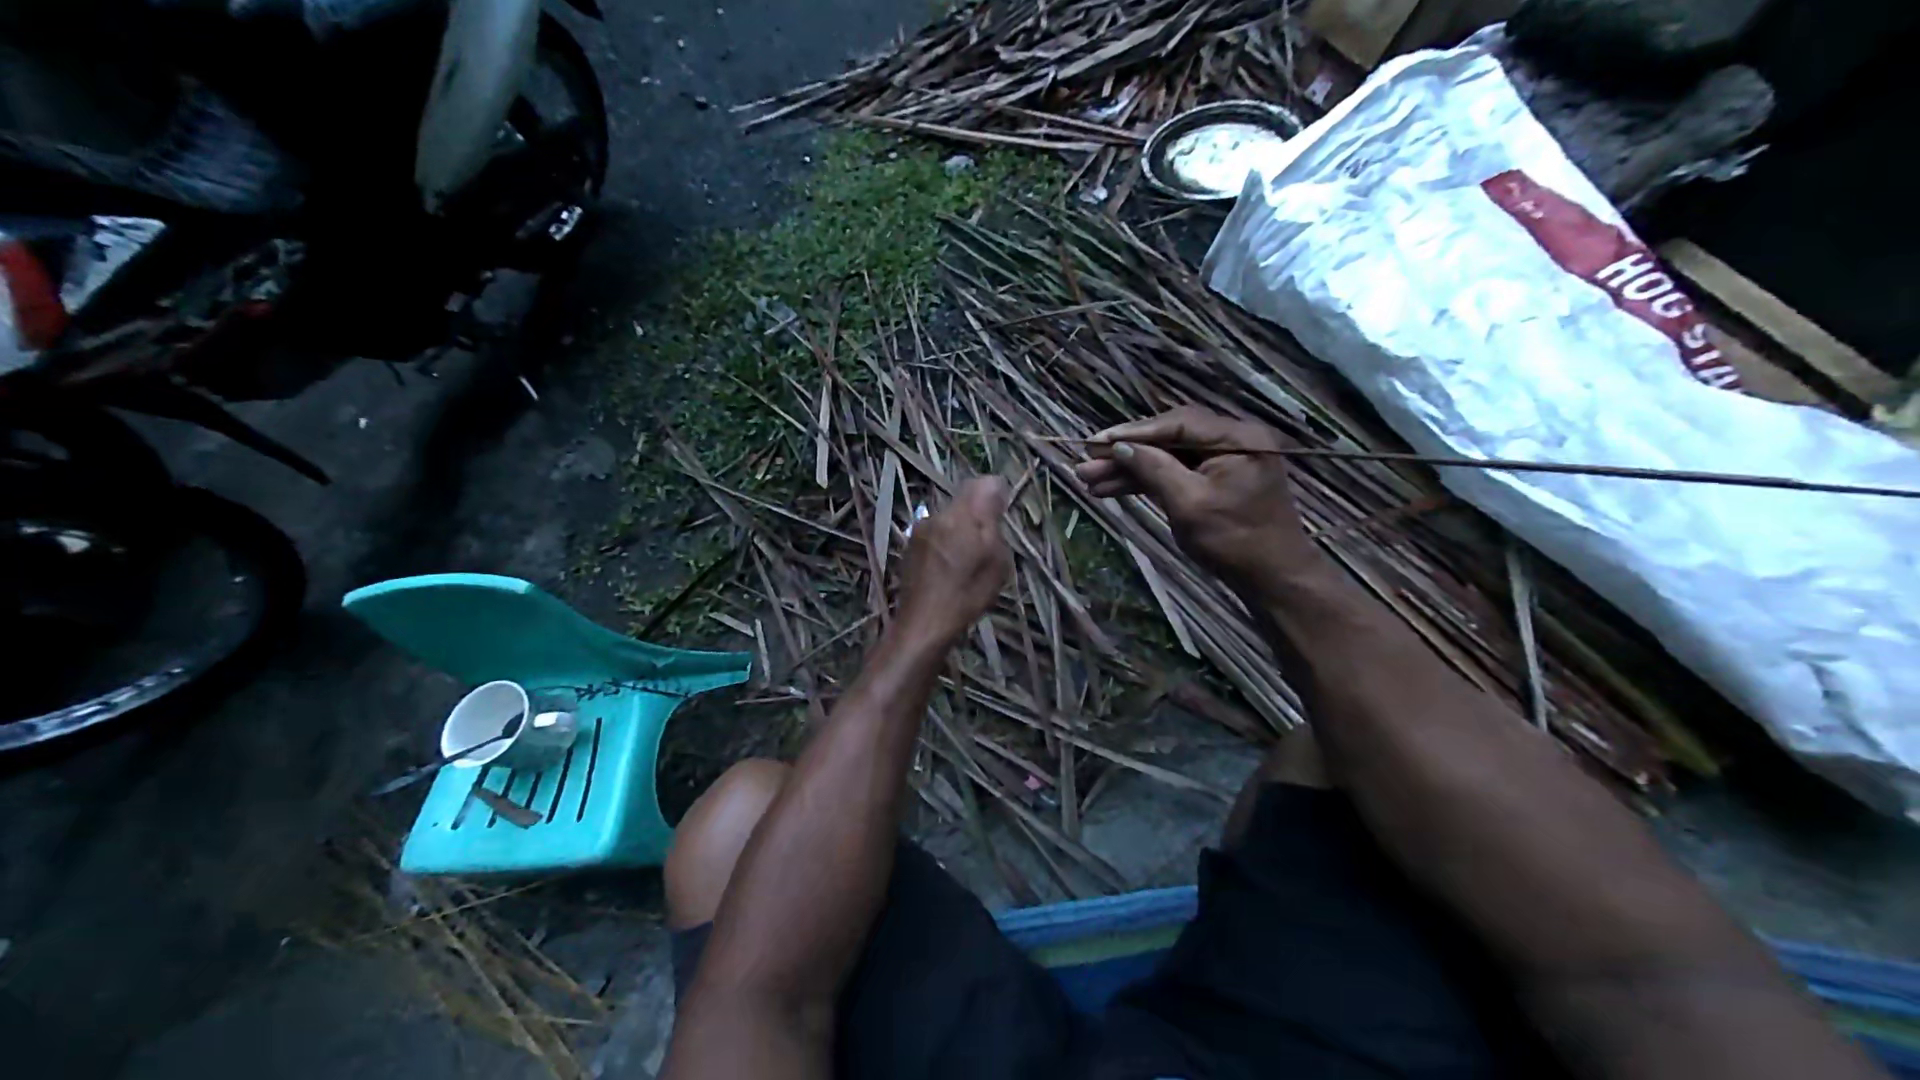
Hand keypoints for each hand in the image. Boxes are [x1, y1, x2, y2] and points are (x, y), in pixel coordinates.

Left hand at [896, 477, 1012, 645]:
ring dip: (960, 532)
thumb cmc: (967, 593)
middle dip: (977, 517)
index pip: (981, 484)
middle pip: (963, 502)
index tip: (1002, 514)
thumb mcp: (995, 560)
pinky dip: (946, 544)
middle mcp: (936, 514)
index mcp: (960, 514)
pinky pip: (936, 535)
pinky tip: (949, 570)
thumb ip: (993, 521)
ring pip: (949, 519)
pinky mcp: (909, 547)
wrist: (923, 623)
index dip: (995, 494)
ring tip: (967, 563)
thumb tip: (993, 489)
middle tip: (988, 546)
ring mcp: (919, 530)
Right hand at [1073, 407, 1325, 592]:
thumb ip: (1154, 470)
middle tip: (1086, 465)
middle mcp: (1234, 440)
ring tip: (1091, 481)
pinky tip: (1115, 489)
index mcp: (1237, 438)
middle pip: (1170, 438)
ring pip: (1169, 458)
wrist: (1274, 578)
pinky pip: (1178, 473)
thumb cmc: (1234, 541)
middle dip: (1127, 453)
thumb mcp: (1188, 504)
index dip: (1133, 433)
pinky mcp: (1218, 481)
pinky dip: (1149, 482)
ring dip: (1132, 470)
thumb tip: (1120, 447)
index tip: (1097, 443)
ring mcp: (1227, 461)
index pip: (1176, 424)